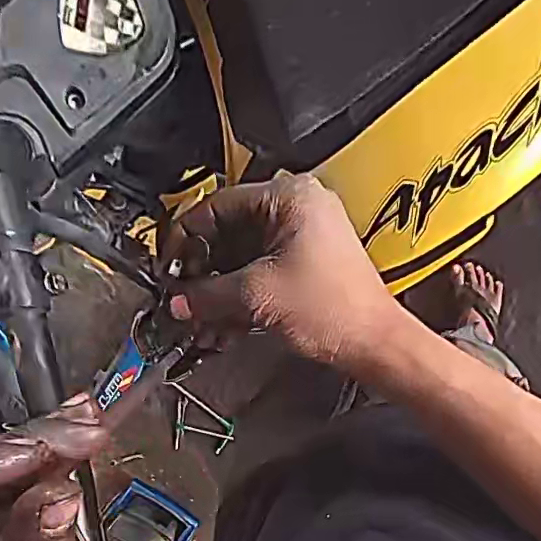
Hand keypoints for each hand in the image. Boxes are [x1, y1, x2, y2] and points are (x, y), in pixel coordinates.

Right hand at [160, 172, 409, 373]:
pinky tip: (220, 325)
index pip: (217, 206)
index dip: (186, 238)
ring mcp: (301, 239)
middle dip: (201, 274)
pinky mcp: (303, 268)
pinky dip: (239, 300)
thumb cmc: (333, 310)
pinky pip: (258, 276)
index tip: (168, 265)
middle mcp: (295, 210)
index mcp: (288, 197)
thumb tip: (178, 299)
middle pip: (227, 235)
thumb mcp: (257, 296)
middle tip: (181, 298)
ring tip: (198, 320)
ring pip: (241, 261)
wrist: (372, 342)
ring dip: (217, 293)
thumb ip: (208, 294)